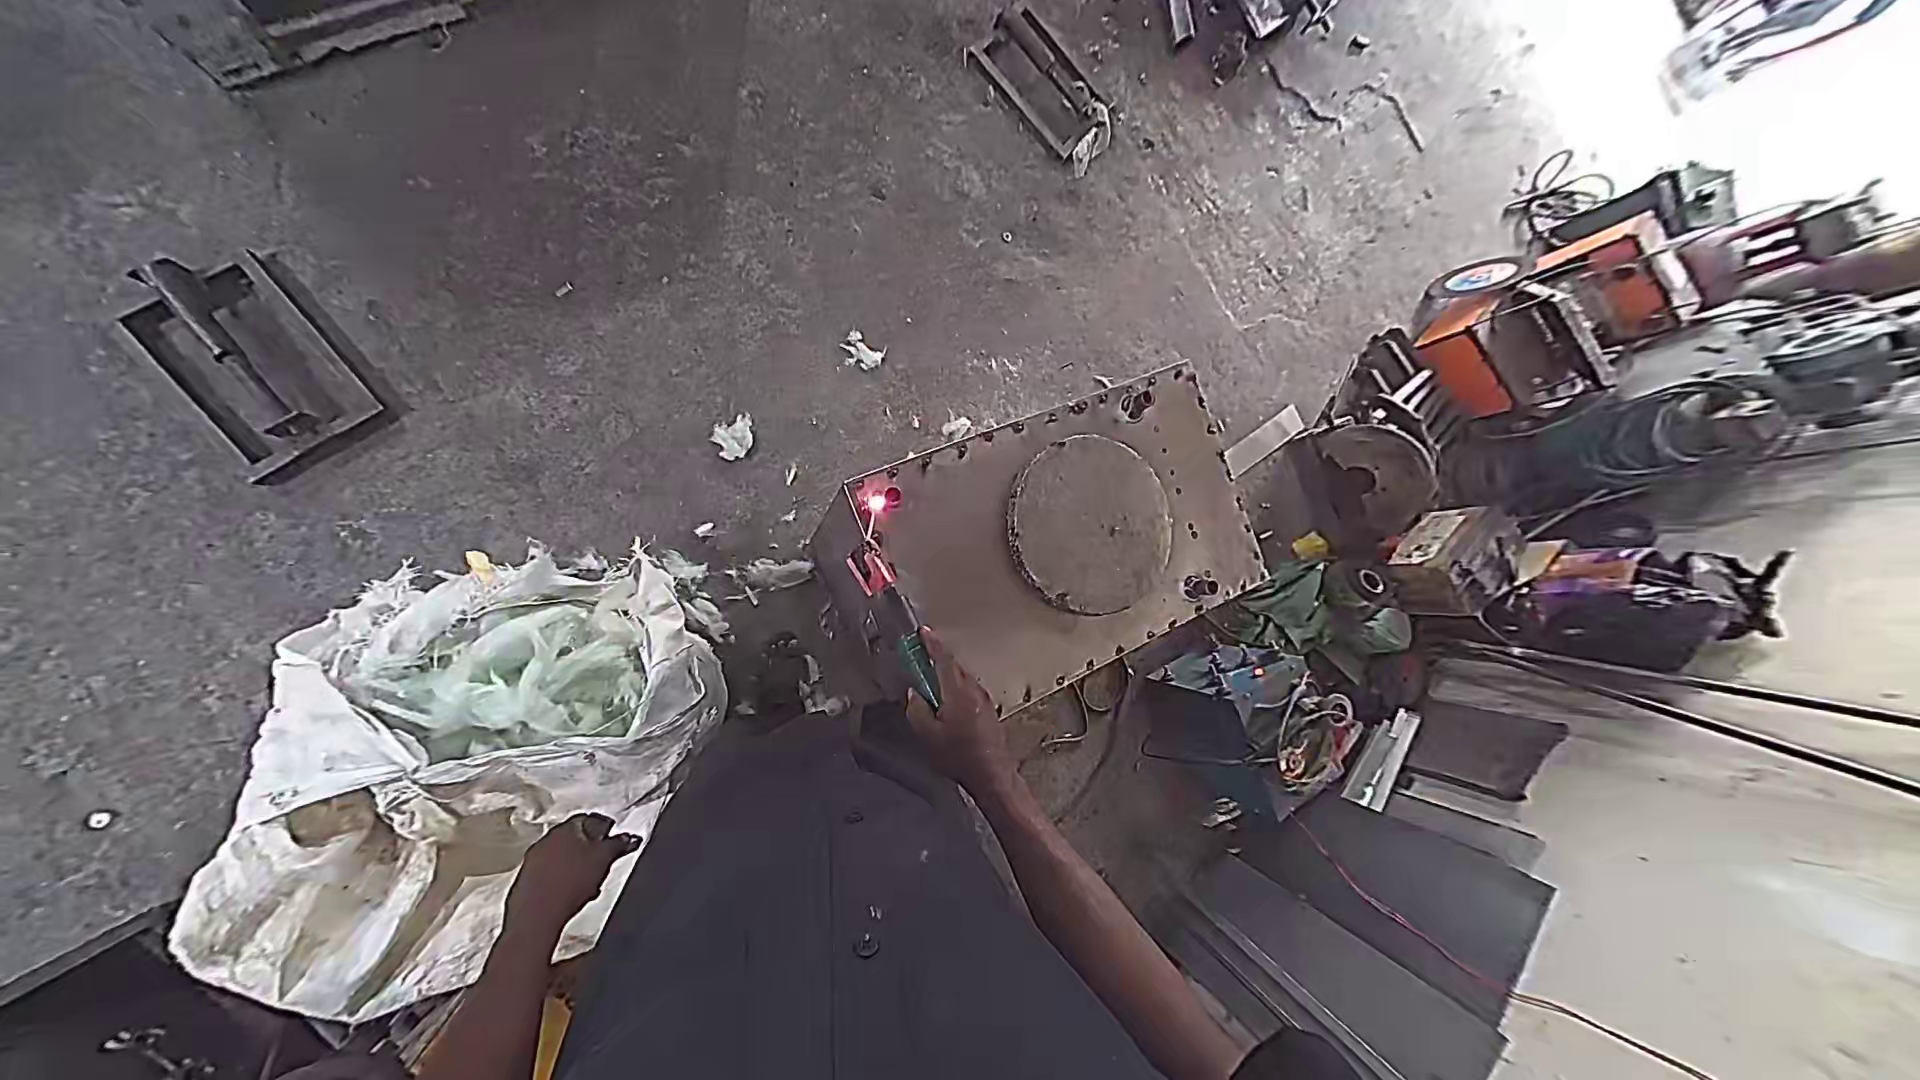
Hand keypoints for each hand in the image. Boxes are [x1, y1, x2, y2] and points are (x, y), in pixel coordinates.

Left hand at [503, 813, 639, 941]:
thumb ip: (620, 844)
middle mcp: (545, 841)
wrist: (535, 918)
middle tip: (603, 861)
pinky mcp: (524, 883)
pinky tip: (571, 893)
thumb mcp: (606, 859)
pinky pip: (548, 876)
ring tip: (589, 882)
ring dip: (575, 866)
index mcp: (566, 828)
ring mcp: (531, 862)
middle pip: (574, 838)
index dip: (605, 829)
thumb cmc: (568, 884)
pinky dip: (561, 880)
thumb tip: (630, 838)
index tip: (614, 839)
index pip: (590, 819)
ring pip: (561, 857)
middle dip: (590, 849)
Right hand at [905, 629, 1014, 793]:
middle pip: (955, 666)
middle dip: (938, 659)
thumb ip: (917, 710)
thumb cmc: (959, 756)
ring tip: (932, 682)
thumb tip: (915, 693)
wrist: (992, 774)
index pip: (944, 660)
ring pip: (962, 678)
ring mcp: (984, 700)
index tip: (923, 631)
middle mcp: (974, 690)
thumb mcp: (928, 735)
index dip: (932, 644)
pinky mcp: (988, 710)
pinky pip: (969, 689)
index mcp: (958, 693)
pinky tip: (948, 701)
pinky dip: (956, 687)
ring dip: (947, 675)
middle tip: (921, 656)